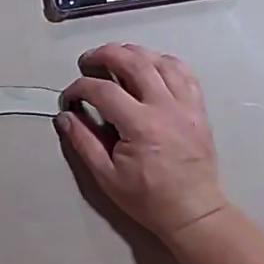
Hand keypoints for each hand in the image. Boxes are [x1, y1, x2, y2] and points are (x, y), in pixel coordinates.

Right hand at [56, 44, 228, 239]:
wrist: (192, 211)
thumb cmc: (148, 198)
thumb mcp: (106, 176)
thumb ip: (83, 142)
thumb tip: (65, 117)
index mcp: (141, 126)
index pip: (103, 91)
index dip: (80, 88)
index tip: (69, 97)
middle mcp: (166, 107)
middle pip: (134, 62)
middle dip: (105, 55)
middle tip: (88, 60)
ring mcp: (186, 105)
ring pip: (161, 61)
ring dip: (135, 53)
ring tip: (116, 56)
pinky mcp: (197, 108)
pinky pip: (183, 73)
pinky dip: (163, 62)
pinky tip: (150, 65)